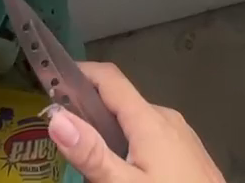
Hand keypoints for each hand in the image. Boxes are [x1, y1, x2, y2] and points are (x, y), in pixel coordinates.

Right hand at [45, 60, 224, 182]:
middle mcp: (167, 118)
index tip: (52, 81)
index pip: (109, 77)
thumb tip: (55, 115)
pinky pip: (155, 141)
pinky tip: (132, 177)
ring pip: (138, 125)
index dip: (80, 72)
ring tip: (98, 168)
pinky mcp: (192, 156)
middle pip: (121, 104)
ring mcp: (183, 136)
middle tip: (70, 144)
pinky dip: (135, 149)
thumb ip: (92, 154)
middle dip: (93, 116)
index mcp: (149, 118)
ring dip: (114, 137)